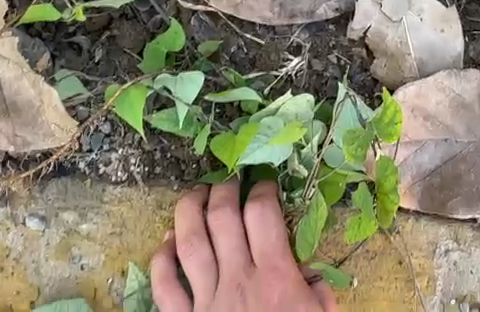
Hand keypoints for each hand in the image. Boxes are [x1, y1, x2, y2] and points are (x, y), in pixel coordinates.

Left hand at [150, 181, 336, 311]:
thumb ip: (318, 295)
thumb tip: (310, 274)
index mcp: (275, 277)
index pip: (262, 212)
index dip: (262, 188)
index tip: (265, 183)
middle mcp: (236, 281)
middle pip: (222, 215)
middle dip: (225, 188)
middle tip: (230, 180)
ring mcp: (205, 303)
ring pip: (188, 240)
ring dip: (190, 209)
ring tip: (198, 193)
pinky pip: (163, 286)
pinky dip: (161, 258)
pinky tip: (168, 243)